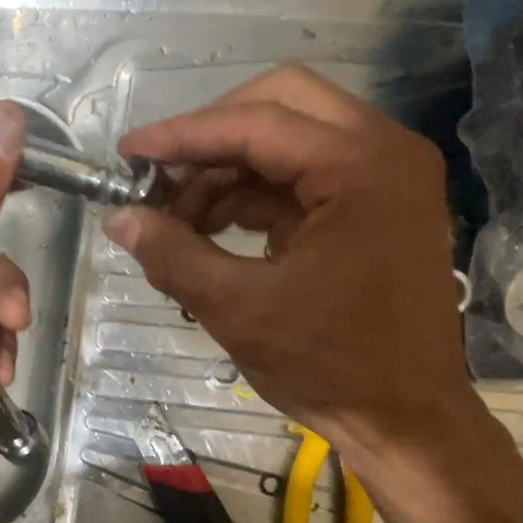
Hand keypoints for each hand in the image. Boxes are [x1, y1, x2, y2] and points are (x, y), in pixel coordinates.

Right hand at [104, 64, 480, 465]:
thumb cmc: (329, 364)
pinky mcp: (372, 208)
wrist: (404, 417)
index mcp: (361, 166)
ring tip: (174, 221)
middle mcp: (383, 152)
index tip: (128, 153)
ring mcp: (383, 178)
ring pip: (289, 140)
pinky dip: (252, 197)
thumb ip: (174, 255)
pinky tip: (208, 232)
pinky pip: (301, 178)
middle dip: (210, 138)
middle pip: (280, 105)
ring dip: (227, 170)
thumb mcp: (239, 309)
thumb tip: (117, 219)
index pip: (257, 122)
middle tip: (157, 179)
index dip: (183, 135)